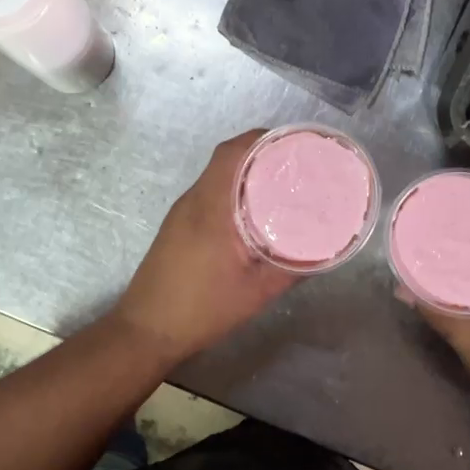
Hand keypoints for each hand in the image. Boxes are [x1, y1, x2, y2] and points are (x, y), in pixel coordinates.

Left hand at [111, 130, 301, 364]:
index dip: (263, 139)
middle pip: (227, 159)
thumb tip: (323, 253)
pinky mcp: (178, 226)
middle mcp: (194, 200)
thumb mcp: (256, 292)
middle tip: (298, 163)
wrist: (146, 331)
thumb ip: (291, 270)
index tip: (295, 143)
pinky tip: (256, 210)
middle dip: (262, 153)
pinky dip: (234, 191)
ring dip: (247, 172)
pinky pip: (211, 194)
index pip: (233, 152)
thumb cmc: (201, 309)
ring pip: (218, 176)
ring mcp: (182, 213)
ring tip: (284, 182)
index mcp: (211, 207)